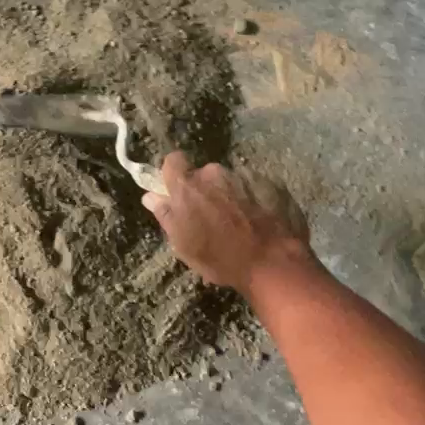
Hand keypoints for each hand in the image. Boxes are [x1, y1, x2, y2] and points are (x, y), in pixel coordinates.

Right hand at [142, 152, 313, 292]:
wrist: (273, 264)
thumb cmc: (220, 259)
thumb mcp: (183, 245)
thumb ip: (166, 216)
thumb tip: (150, 197)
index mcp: (188, 187)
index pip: (172, 160)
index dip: (174, 174)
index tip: (178, 191)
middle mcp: (214, 174)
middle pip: (204, 175)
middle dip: (205, 190)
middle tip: (212, 217)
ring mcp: (244, 177)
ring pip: (230, 181)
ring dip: (230, 195)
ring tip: (239, 223)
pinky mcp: (270, 183)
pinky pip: (253, 186)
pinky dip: (253, 199)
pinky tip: (259, 221)